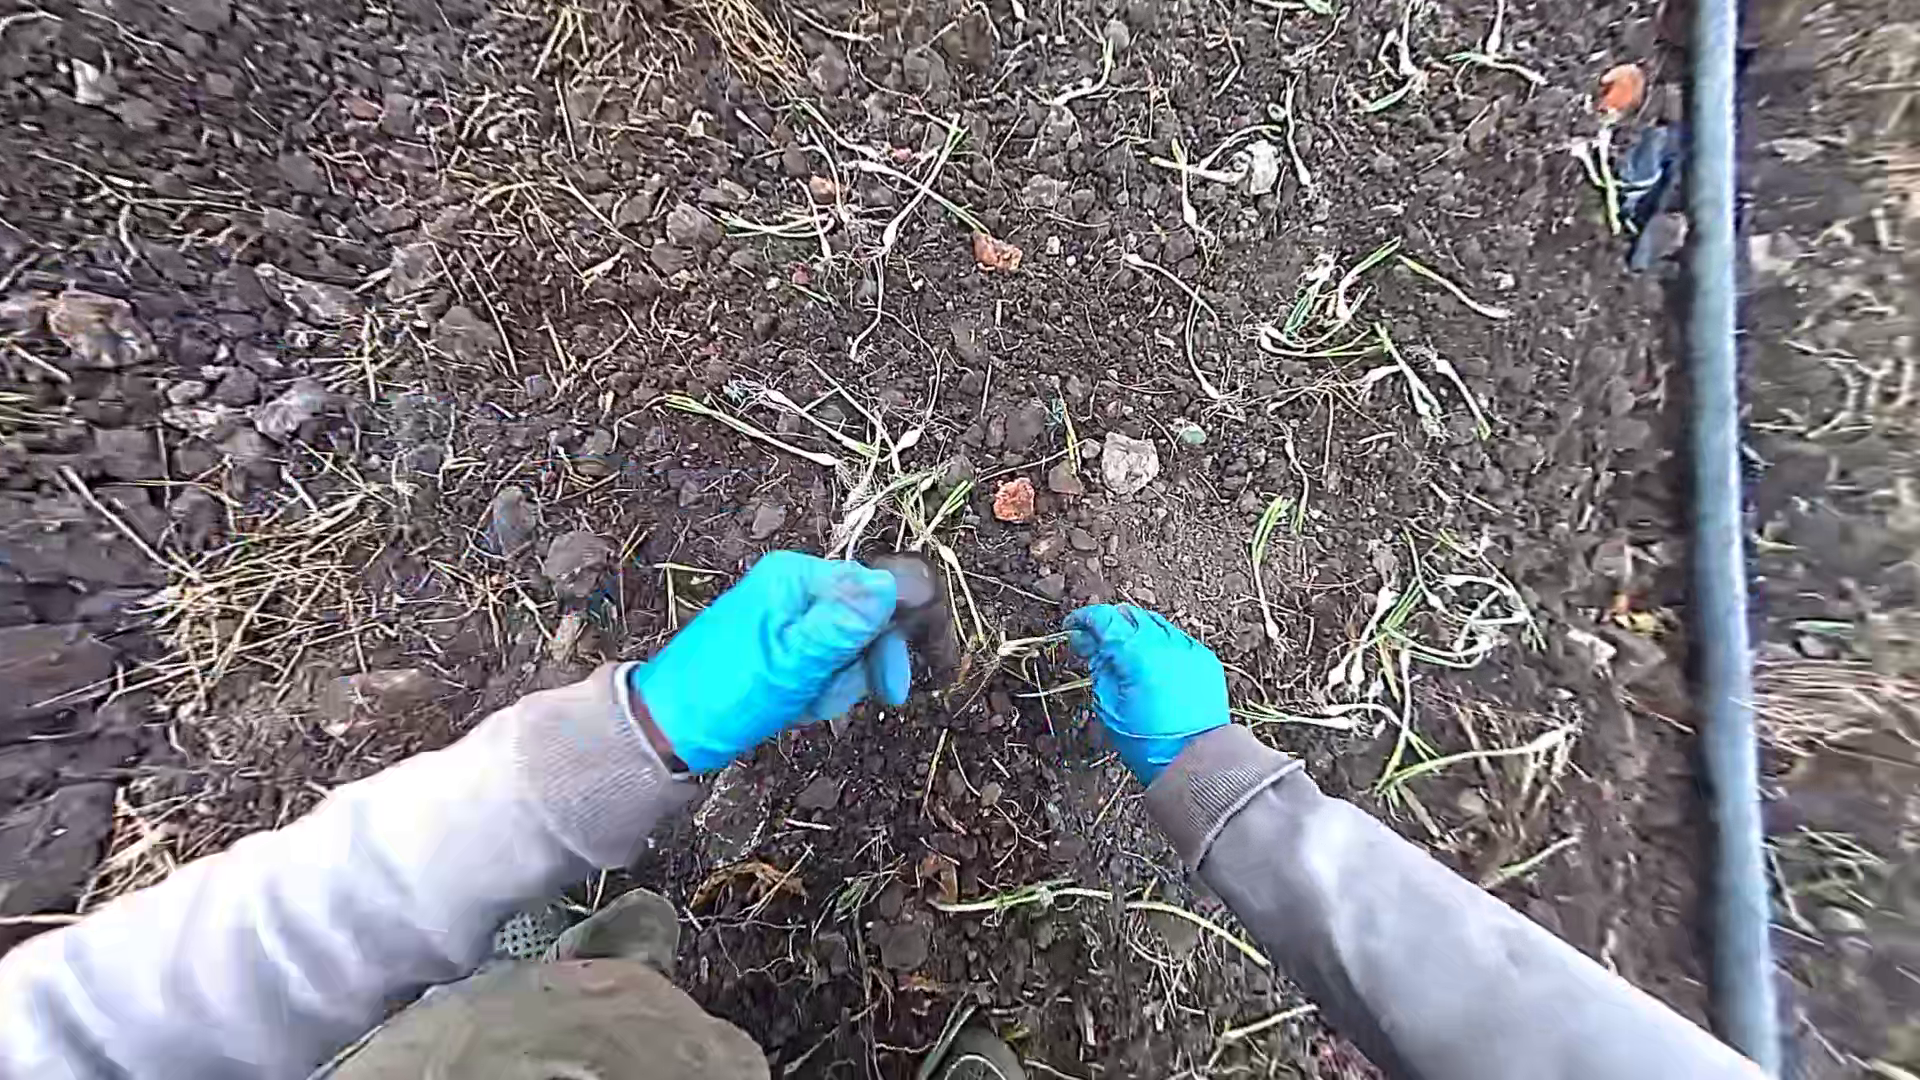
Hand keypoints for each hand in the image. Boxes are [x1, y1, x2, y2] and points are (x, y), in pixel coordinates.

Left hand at [632, 551, 910, 771]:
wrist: (672, 729)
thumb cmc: (727, 692)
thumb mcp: (794, 661)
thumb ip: (843, 624)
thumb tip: (890, 586)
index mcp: (796, 576)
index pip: (872, 589)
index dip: (887, 636)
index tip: (890, 683)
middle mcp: (795, 586)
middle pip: (863, 618)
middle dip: (856, 666)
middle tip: (832, 700)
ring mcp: (790, 613)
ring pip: (848, 645)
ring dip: (835, 682)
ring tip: (803, 703)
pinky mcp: (786, 639)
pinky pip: (827, 659)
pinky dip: (820, 686)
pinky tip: (797, 703)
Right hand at [1066, 604, 1229, 783]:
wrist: (1196, 761)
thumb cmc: (1147, 742)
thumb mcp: (1109, 704)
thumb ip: (1098, 666)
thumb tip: (1088, 642)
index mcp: (1138, 655)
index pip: (1105, 619)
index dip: (1083, 619)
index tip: (1071, 627)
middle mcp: (1165, 644)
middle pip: (1129, 615)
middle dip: (1107, 623)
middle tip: (1092, 641)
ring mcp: (1187, 649)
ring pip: (1153, 621)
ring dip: (1132, 629)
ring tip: (1120, 649)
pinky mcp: (1203, 657)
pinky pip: (1174, 637)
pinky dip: (1156, 641)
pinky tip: (1147, 659)